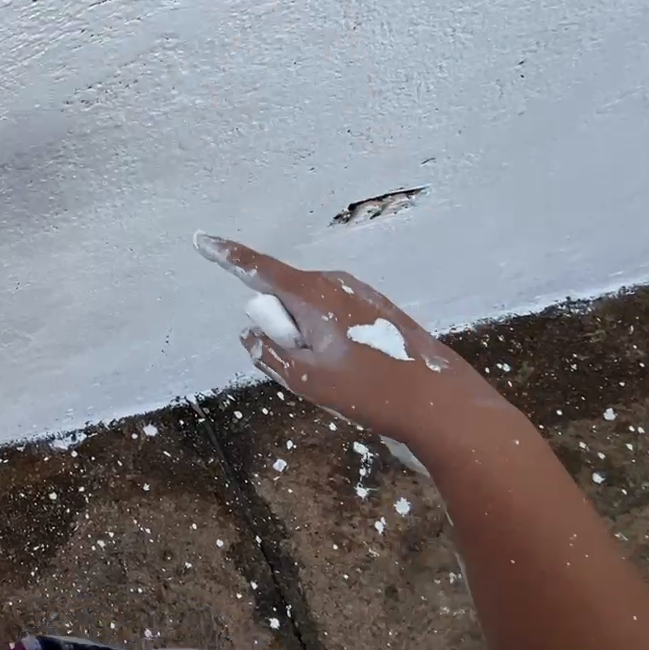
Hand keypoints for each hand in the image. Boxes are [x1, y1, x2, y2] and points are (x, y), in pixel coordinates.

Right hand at [196, 233, 515, 448]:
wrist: (447, 410)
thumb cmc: (372, 392)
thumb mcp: (308, 380)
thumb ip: (269, 354)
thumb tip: (251, 334)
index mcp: (314, 296)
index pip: (258, 269)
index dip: (227, 256)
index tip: (202, 240)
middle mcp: (336, 285)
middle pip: (284, 293)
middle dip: (279, 322)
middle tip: (302, 363)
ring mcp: (361, 295)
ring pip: (308, 308)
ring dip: (304, 332)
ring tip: (332, 372)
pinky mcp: (378, 310)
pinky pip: (331, 315)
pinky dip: (324, 335)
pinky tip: (352, 369)